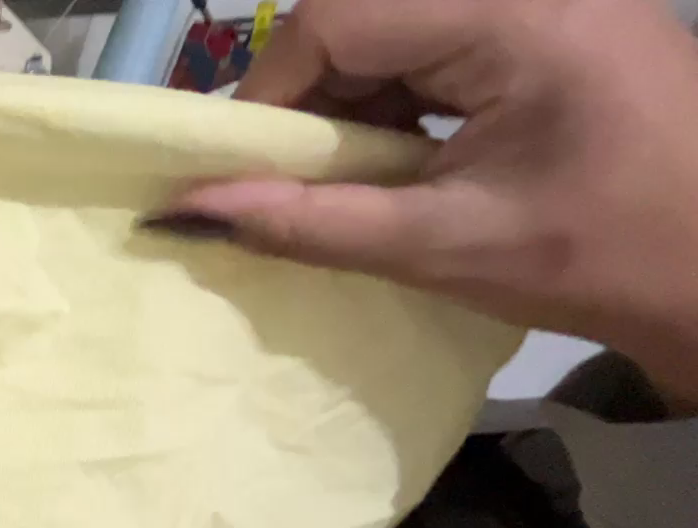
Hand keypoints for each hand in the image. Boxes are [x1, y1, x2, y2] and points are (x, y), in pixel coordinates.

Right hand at [158, 0, 697, 404]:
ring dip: (335, 107)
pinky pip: (420, 49)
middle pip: (358, 17)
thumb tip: (184, 212)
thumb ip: (299, 223)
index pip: (341, 16)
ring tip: (337, 179)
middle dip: (300, 100)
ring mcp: (543, 4)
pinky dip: (377, 108)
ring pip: (381, 33)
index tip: (241, 168)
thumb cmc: (588, 258)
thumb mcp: (428, 246)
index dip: (269, 88)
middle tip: (284, 179)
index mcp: (523, 18)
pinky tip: (385, 160)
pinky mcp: (543, 29)